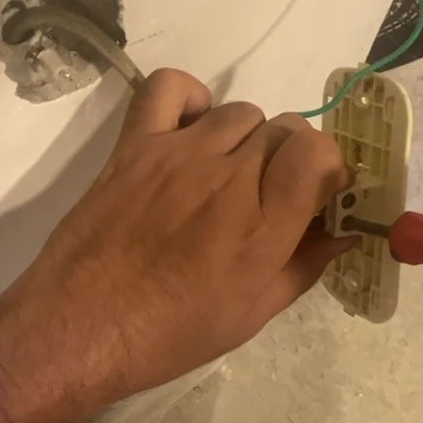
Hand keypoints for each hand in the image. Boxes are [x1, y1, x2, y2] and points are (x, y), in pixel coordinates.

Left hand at [0, 68, 351, 413]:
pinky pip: (169, 88)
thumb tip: (343, 235)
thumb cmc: (169, 335)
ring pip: (238, 112)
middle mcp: (228, 180)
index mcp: (264, 228)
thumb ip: (303, 266)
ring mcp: (178, 155)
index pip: (319, 152)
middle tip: (268, 195)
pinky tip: (190, 132)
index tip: (317, 192)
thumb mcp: (250, 315)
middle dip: (290, 159)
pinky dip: (189, 97)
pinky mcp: (135, 146)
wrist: (78, 329)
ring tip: (225, 175)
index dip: (327, 167)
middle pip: (284, 128)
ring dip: (246, 139)